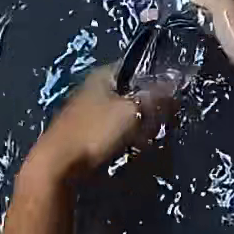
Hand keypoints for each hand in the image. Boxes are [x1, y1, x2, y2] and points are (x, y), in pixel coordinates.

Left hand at [21, 67, 162, 186]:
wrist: (57, 164)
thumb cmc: (95, 131)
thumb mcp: (133, 110)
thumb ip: (156, 95)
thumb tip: (177, 80)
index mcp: (103, 75)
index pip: (138, 68)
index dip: (157, 82)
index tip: (169, 101)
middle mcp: (94, 88)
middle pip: (132, 93)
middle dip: (147, 109)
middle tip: (154, 125)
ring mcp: (87, 110)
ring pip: (124, 114)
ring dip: (136, 127)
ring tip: (141, 141)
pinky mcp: (84, 132)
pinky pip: (112, 130)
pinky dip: (122, 138)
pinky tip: (126, 149)